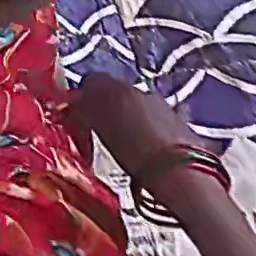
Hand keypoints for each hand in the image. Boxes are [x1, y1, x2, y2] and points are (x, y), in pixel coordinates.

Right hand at [68, 72, 204, 184]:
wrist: (181, 174)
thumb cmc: (132, 152)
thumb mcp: (96, 132)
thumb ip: (83, 113)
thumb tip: (74, 108)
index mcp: (112, 87)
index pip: (91, 81)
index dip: (84, 96)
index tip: (81, 112)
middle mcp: (137, 89)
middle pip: (115, 91)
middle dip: (109, 105)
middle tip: (103, 127)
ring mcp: (162, 103)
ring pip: (137, 104)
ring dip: (131, 115)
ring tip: (128, 140)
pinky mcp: (181, 120)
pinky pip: (157, 118)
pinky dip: (151, 127)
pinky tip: (149, 145)